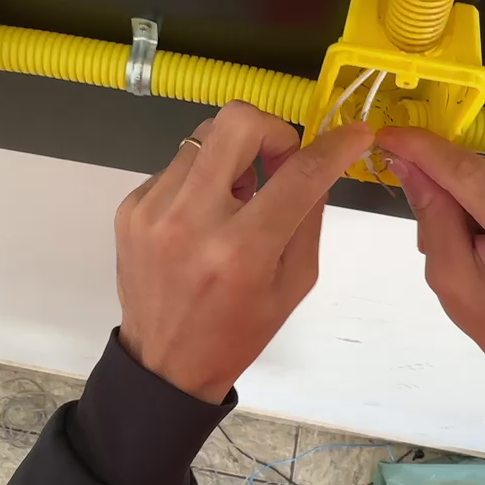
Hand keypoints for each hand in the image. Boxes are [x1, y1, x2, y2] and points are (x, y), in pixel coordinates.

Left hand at [116, 102, 374, 402]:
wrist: (164, 363)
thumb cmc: (237, 331)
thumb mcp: (293, 284)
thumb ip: (308, 217)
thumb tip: (317, 163)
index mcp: (241, 250)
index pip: (299, 174)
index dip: (335, 147)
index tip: (353, 135)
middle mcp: (191, 221)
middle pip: (237, 121)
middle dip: (271, 130)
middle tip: (279, 162)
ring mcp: (153, 209)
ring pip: (205, 136)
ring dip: (233, 157)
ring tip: (237, 200)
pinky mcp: (131, 207)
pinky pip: (178, 165)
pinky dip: (201, 180)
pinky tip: (204, 218)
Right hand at [374, 126, 484, 421]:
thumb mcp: (449, 277)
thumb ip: (432, 215)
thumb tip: (407, 163)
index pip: (471, 175)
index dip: (427, 150)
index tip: (388, 134)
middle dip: (442, 178)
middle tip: (413, 199)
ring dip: (466, 191)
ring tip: (455, 234)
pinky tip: (484, 230)